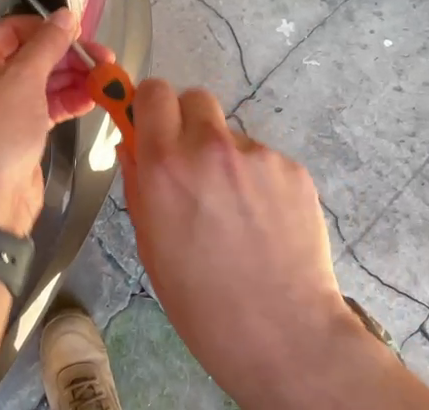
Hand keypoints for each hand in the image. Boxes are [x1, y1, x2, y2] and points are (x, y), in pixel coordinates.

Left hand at [0, 11, 106, 235]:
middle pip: (32, 53)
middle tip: (104, 58)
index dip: (49, 28)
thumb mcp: (24, 80)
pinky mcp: (18, 127)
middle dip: (67, 55)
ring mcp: (1, 103)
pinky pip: (45, 104)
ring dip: (73, 78)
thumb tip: (66, 14)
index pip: (15, 28)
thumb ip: (48, 44)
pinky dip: (68, 100)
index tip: (84, 31)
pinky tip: (94, 99)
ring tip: (106, 78)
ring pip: (42, 79)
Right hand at [121, 81, 382, 407]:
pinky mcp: (294, 170)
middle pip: (195, 98)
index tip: (153, 126)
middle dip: (188, 123)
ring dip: (226, 158)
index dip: (151, 106)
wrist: (285, 336)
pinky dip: (259, 181)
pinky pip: (264, 160)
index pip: (153, 91)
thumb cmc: (201, 301)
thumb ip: (139, 183)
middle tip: (192, 164)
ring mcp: (257, 156)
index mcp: (165, 163)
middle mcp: (210, 146)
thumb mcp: (150, 242)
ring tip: (236, 211)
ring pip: (231, 134)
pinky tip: (264, 222)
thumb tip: (134, 146)